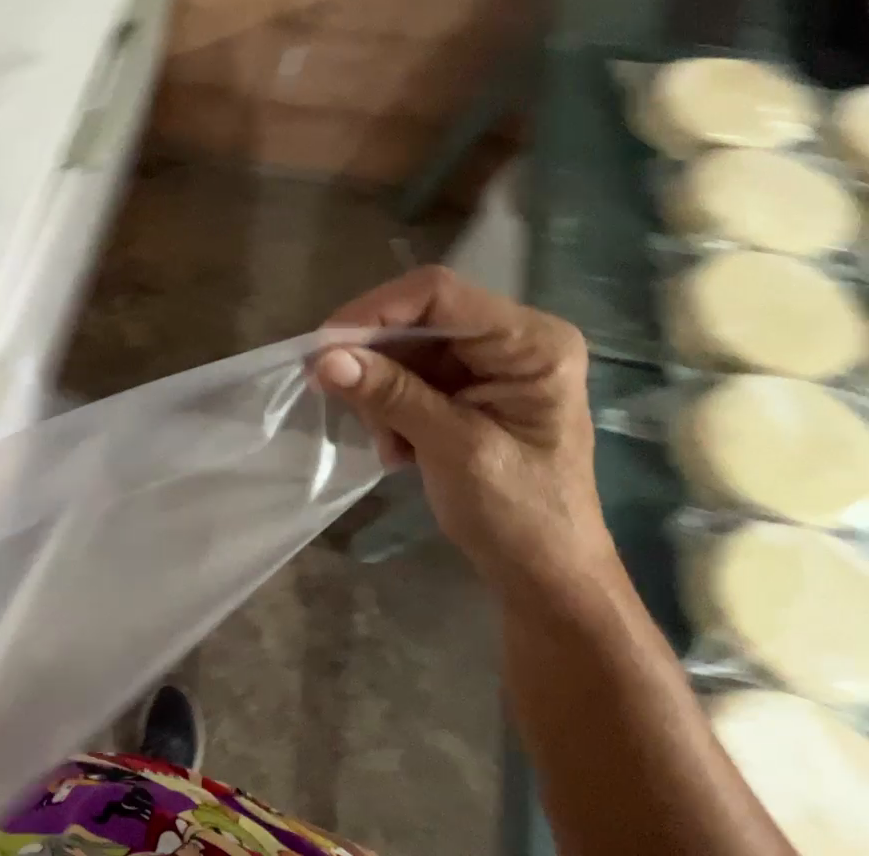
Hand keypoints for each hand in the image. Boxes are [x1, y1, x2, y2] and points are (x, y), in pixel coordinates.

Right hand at [315, 267, 621, 606]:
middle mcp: (512, 340)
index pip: (439, 294)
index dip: (375, 310)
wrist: (544, 573)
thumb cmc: (519, 513)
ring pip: (401, 348)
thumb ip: (391, 395)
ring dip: (377, 390)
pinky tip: (395, 446)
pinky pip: (404, 374)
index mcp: (532, 343)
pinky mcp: (465, 387)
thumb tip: (324, 358)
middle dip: (372, 358)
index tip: (324, 348)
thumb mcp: (453, 449)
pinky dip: (385, 405)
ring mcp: (488, 363)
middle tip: (336, 397)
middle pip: (415, 318)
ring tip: (385, 441)